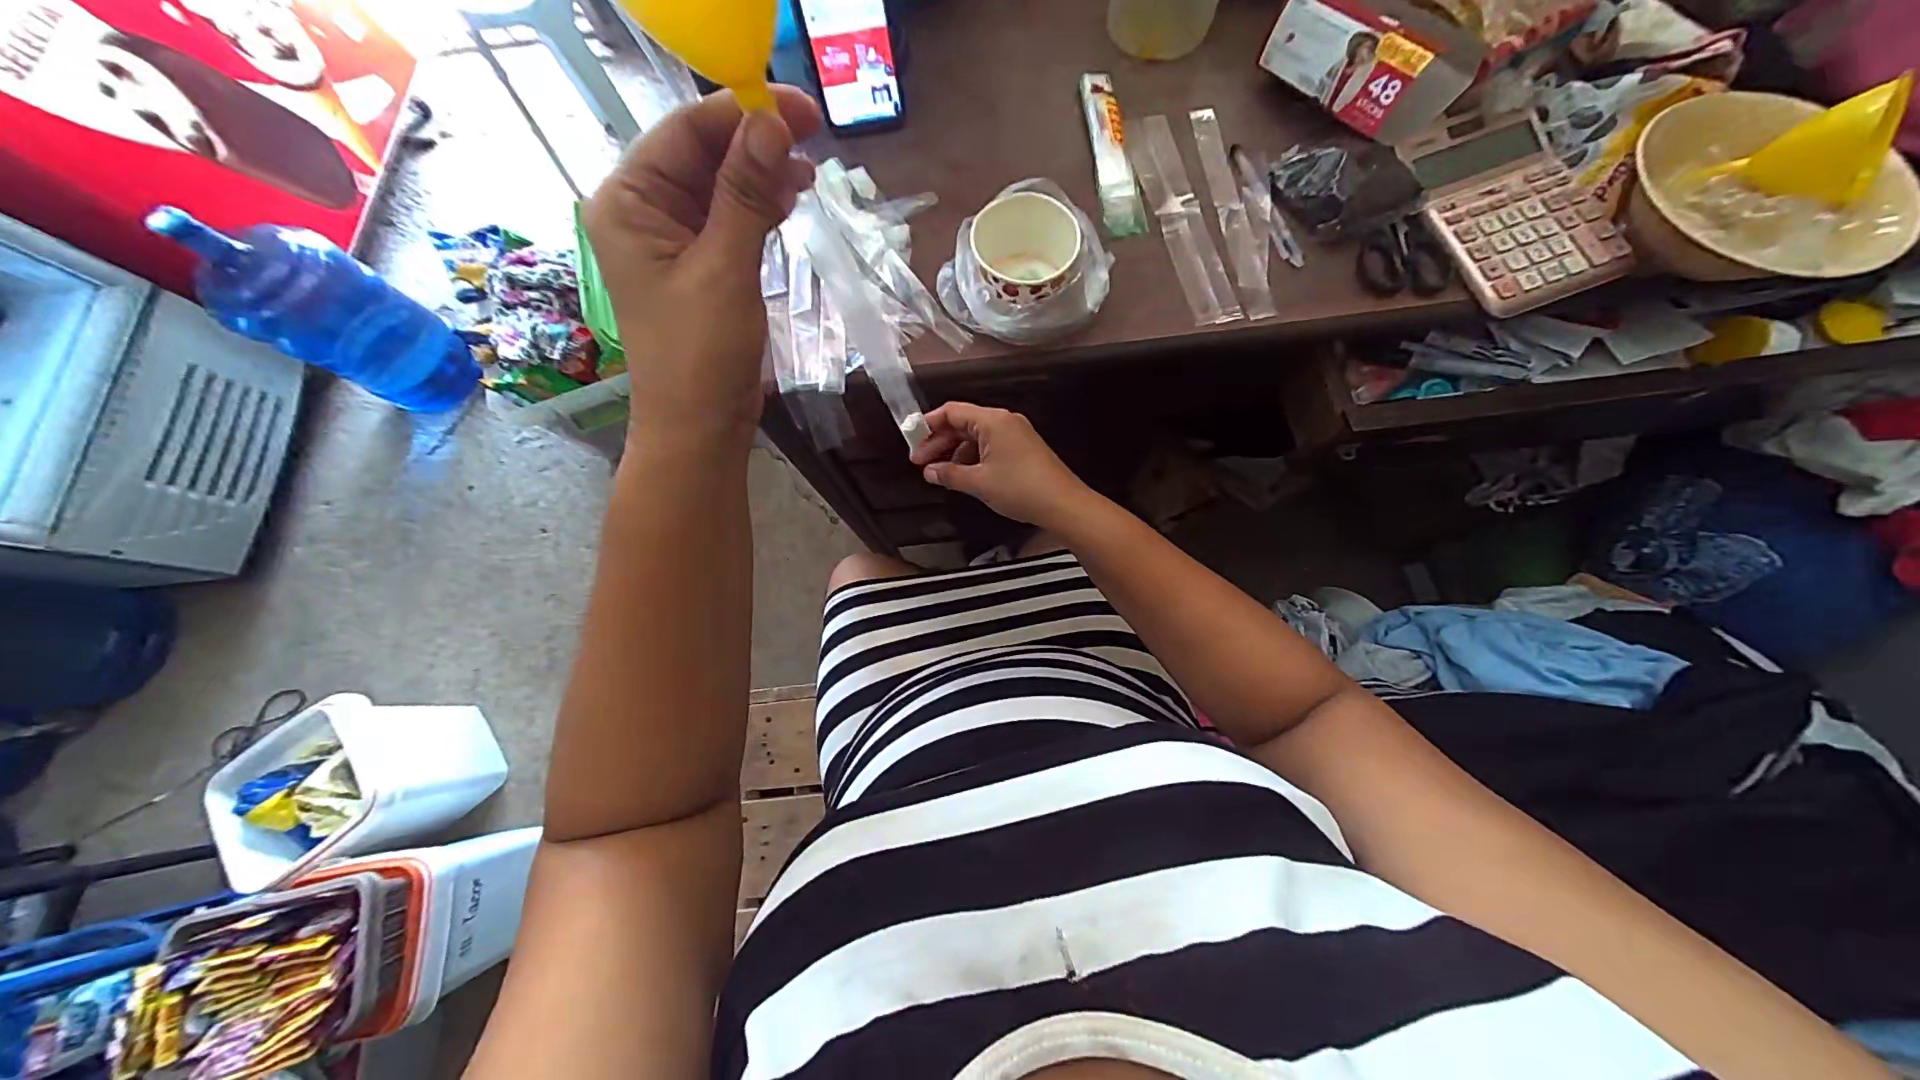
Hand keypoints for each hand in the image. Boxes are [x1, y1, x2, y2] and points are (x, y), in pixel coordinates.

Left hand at [583, 88, 821, 444]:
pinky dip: (759, 206)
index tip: (800, 109)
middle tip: (813, 140)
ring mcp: (671, 240)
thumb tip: (772, 123)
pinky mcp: (699, 264)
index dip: (741, 113)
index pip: (684, 133)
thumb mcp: (724, 270)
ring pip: (719, 185)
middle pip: (701, 153)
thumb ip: (745, 194)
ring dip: (762, 174)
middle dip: (754, 143)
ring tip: (808, 175)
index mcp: (627, 202)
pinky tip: (789, 200)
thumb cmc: (700, 355)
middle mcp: (643, 212)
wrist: (700, 428)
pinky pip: (728, 218)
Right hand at [910, 403, 1097, 528]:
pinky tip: (964, 475)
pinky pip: (991, 445)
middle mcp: (1005, 421)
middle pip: (963, 422)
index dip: (928, 426)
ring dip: (956, 452)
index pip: (952, 411)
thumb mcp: (979, 483)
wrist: (1064, 504)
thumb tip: (930, 472)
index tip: (913, 444)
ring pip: (976, 436)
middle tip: (921, 463)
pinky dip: (973, 457)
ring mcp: (1016, 434)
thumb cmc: (1020, 489)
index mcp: (992, 421)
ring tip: (940, 473)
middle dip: (940, 442)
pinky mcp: (1024, 448)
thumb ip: (950, 474)